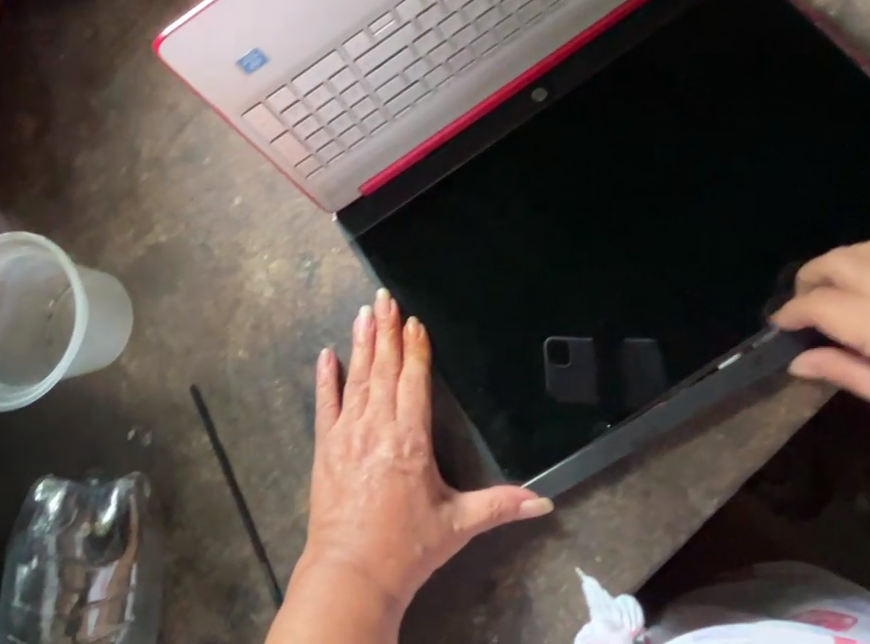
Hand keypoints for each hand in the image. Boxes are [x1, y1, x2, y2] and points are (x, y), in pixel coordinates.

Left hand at [301, 289, 552, 615]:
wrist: (352, 573)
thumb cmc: (407, 548)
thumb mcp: (458, 525)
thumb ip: (500, 506)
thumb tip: (545, 503)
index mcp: (410, 439)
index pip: (413, 381)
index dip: (415, 349)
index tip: (414, 321)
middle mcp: (377, 427)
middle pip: (384, 368)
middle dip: (386, 330)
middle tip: (384, 297)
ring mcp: (347, 434)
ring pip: (356, 378)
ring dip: (361, 343)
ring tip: (364, 313)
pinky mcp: (325, 446)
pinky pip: (325, 404)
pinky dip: (326, 378)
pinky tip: (326, 354)